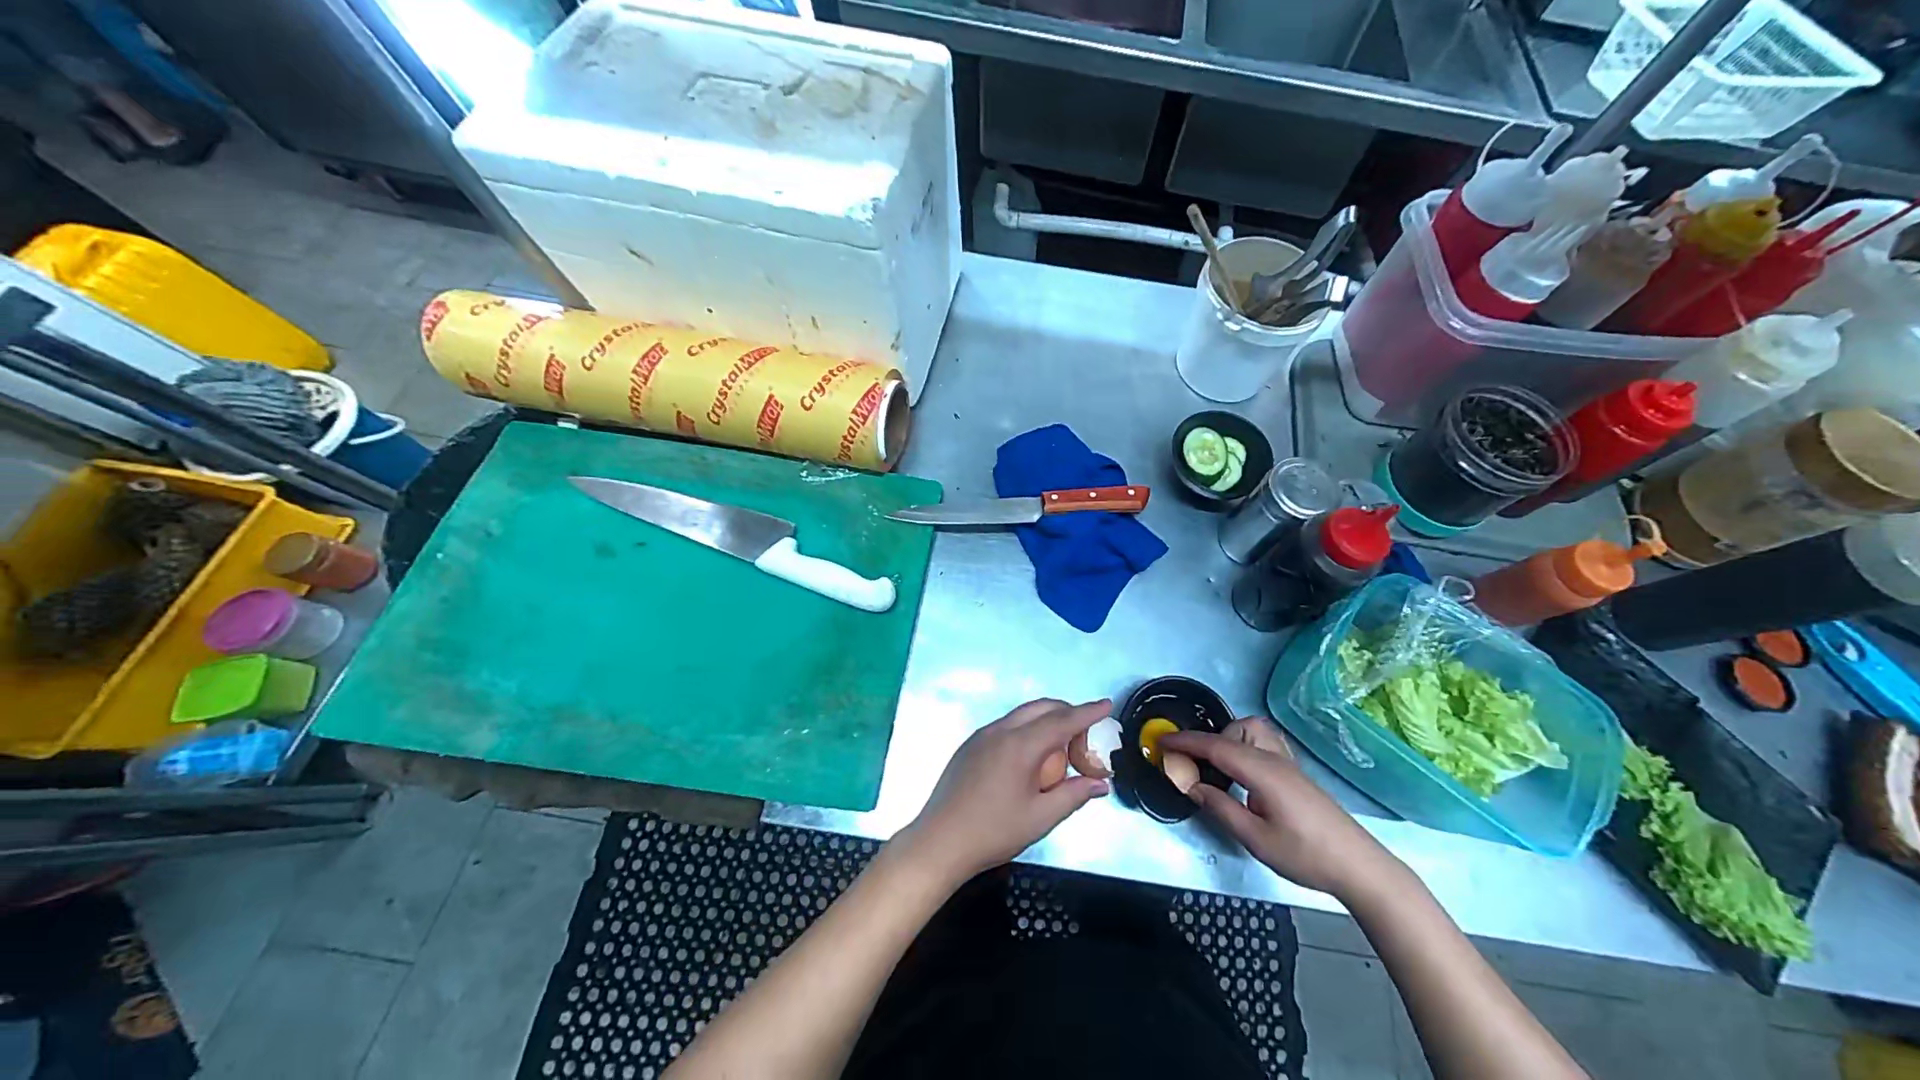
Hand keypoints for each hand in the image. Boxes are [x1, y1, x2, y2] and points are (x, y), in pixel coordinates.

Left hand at [897, 699, 1111, 884]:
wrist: (940, 842)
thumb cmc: (992, 832)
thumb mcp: (1041, 818)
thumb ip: (1073, 795)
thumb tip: (1100, 784)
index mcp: (1019, 745)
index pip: (1062, 720)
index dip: (1088, 712)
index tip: (1106, 705)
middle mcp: (999, 732)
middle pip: (1042, 708)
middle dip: (1068, 714)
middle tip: (1087, 737)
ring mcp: (981, 737)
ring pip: (1022, 715)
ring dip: (1046, 721)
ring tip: (1062, 748)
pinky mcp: (970, 746)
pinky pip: (1006, 726)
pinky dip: (1027, 730)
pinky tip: (1031, 758)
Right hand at [1161, 717, 1404, 900]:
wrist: (1361, 868)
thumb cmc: (1306, 855)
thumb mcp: (1255, 839)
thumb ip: (1220, 807)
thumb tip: (1192, 786)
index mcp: (1262, 771)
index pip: (1215, 746)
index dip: (1184, 742)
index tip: (1161, 742)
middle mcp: (1275, 759)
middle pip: (1234, 731)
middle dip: (1205, 740)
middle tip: (1190, 766)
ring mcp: (1288, 766)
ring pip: (1252, 732)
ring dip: (1227, 740)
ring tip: (1214, 770)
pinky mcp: (1296, 776)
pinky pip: (1261, 746)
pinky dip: (1241, 749)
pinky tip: (1240, 778)